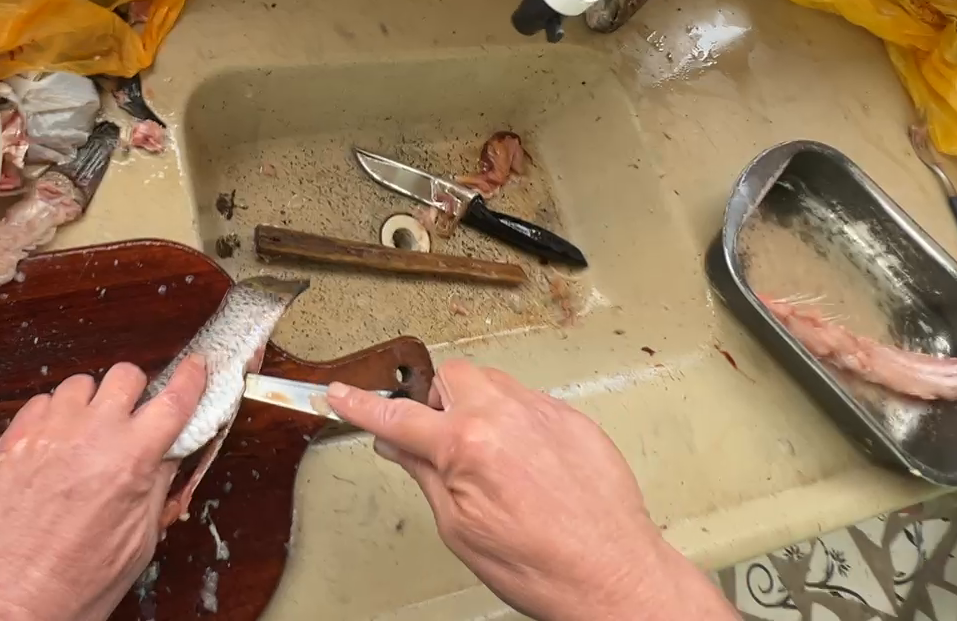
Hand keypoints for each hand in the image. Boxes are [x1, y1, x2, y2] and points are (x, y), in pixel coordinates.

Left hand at [0, 356, 206, 620]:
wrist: (4, 608)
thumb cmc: (71, 588)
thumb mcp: (137, 544)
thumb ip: (157, 486)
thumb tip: (170, 451)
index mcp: (131, 460)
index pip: (174, 400)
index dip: (191, 379)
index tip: (195, 368)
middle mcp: (92, 433)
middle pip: (127, 375)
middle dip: (134, 393)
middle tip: (129, 420)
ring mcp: (51, 429)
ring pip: (83, 383)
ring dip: (91, 405)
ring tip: (84, 439)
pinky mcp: (16, 434)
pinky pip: (44, 401)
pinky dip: (54, 417)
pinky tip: (53, 449)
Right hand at [328, 360, 734, 620]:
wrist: (617, 579)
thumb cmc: (541, 566)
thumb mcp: (460, 528)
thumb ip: (423, 472)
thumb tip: (394, 442)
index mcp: (466, 446)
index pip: (397, 415)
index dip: (361, 405)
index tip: (340, 394)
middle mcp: (502, 414)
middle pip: (449, 377)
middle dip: (439, 401)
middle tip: (447, 439)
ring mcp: (539, 410)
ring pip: (490, 381)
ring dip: (479, 406)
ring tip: (494, 453)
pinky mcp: (570, 416)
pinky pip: (528, 400)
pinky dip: (517, 420)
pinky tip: (530, 463)